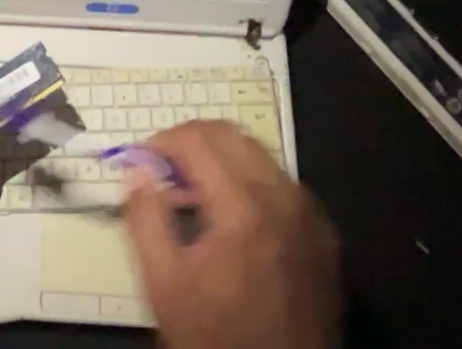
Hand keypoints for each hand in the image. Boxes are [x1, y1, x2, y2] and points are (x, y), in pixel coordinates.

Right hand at [123, 122, 340, 348]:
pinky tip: (230, 216)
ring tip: (193, 194)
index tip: (141, 162)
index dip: (161, 141)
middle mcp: (284, 198)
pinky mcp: (324, 233)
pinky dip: (249, 180)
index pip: (197, 139)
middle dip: (190, 142)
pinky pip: (281, 183)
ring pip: (258, 153)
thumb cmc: (216, 340)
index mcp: (243, 207)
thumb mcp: (163, 285)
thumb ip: (145, 217)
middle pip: (230, 133)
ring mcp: (310, 214)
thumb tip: (137, 168)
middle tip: (163, 172)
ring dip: (220, 158)